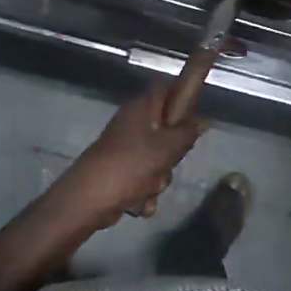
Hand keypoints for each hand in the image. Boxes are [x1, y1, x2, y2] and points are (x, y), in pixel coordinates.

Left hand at [59, 80, 205, 222]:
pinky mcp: (120, 169)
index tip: (193, 114)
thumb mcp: (166, 148)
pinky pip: (143, 177)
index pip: (166, 87)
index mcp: (142, 108)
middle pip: (166, 128)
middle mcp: (133, 122)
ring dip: (158, 178)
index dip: (181, 94)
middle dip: (172, 153)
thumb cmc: (129, 165)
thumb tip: (202, 119)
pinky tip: (138, 203)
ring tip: (149, 188)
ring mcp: (125, 146)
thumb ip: (186, 132)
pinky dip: (143, 192)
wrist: (89, 199)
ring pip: (157, 158)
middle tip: (170, 161)